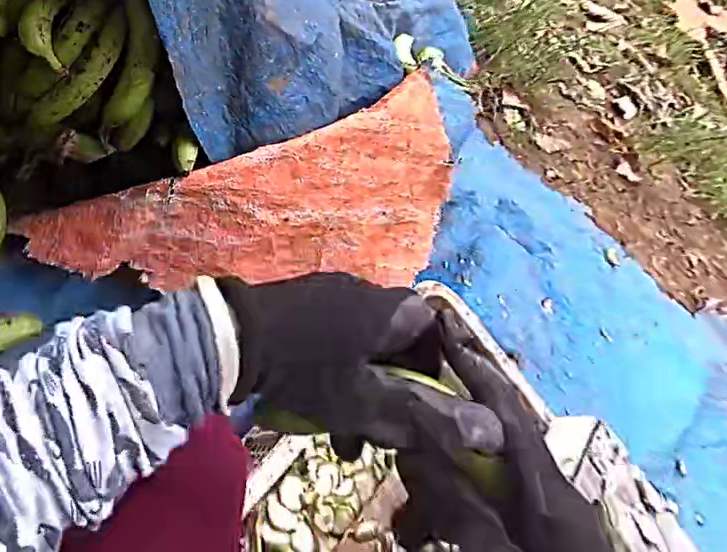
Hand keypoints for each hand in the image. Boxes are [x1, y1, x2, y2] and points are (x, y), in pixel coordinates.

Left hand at [216, 274, 497, 453]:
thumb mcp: (366, 402)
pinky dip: (337, 370)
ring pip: (362, 345)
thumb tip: (492, 429)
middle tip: (382, 433)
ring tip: (346, 437)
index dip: (435, 366)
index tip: (424, 403)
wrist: (233, 337)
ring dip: (362, 389)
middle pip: (395, 341)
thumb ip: (426, 416)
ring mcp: (326, 291)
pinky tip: (318, 405)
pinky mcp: (300, 300)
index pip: (430, 326)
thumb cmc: (306, 369)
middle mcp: (359, 290)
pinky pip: (334, 336)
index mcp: (383, 307)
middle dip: (393, 391)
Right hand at [394, 307, 610, 551]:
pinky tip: (424, 537)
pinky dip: (455, 522)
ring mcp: (545, 524)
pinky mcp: (537, 543)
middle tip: (393, 449)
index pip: (504, 407)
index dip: (471, 362)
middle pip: (482, 446)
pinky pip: (488, 518)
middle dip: (433, 445)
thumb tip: (417, 451)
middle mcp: (548, 497)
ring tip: (405, 528)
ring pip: (478, 487)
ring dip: (437, 497)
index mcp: (549, 493)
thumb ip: (463, 508)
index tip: (437, 324)